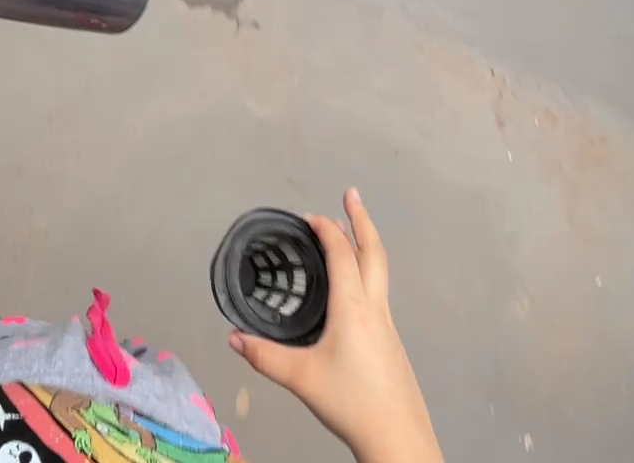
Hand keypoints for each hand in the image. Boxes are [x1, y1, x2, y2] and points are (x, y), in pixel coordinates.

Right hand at [229, 190, 441, 462]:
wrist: (400, 441)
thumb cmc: (353, 404)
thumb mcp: (300, 378)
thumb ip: (264, 355)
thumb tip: (233, 338)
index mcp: (353, 307)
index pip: (341, 253)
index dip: (326, 229)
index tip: (309, 216)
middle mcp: (375, 309)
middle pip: (373, 252)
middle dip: (361, 220)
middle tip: (351, 195)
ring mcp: (388, 326)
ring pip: (379, 272)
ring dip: (365, 244)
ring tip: (350, 232)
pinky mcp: (391, 342)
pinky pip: (378, 292)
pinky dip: (366, 271)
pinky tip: (353, 288)